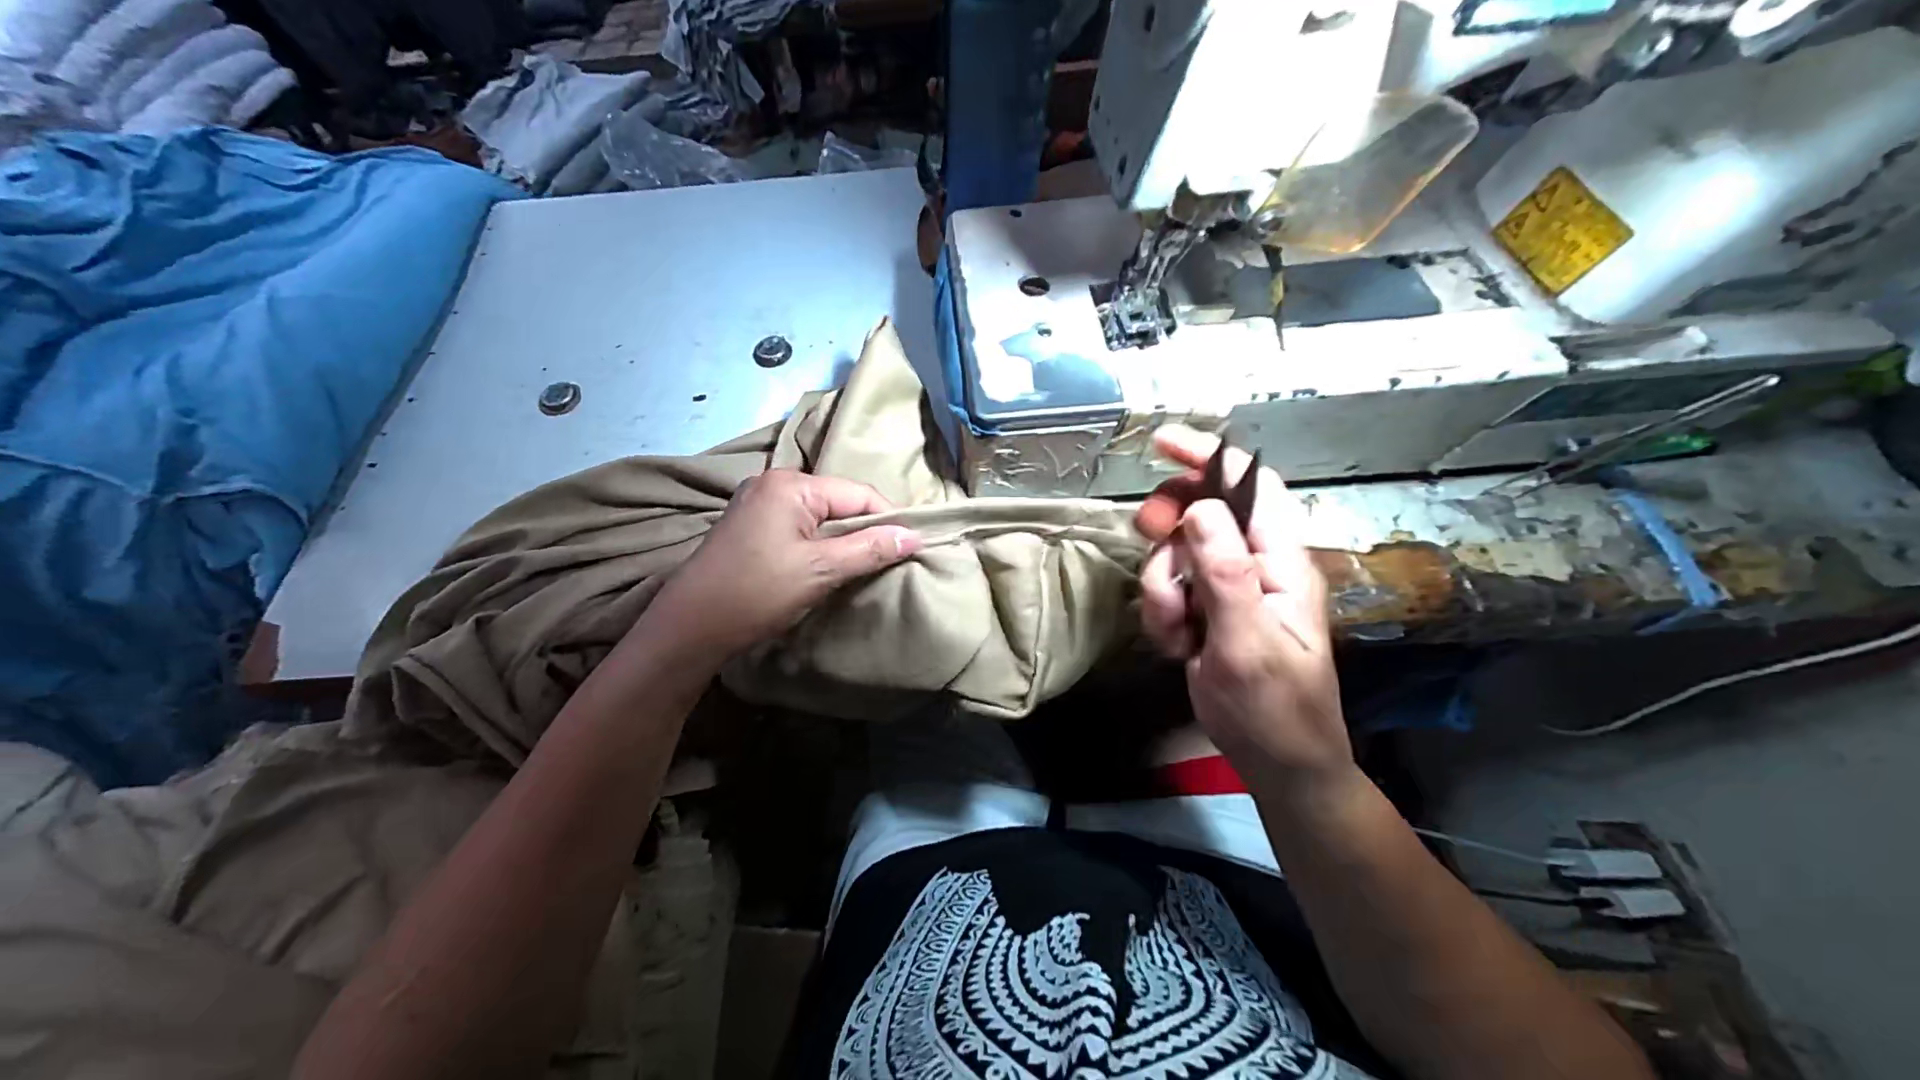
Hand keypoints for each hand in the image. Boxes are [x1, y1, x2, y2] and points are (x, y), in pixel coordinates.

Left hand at [647, 470, 921, 655]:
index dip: (888, 520)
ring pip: (820, 515)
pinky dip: (818, 542)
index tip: (910, 549)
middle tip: (888, 560)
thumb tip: (914, 536)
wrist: (690, 627)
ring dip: (842, 538)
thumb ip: (870, 549)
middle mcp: (773, 482)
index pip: (859, 494)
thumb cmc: (757, 593)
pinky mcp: (749, 525)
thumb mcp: (821, 570)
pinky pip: (799, 524)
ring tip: (862, 565)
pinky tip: (827, 564)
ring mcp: (757, 502)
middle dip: (865, 529)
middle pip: (839, 501)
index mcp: (791, 485)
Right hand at [1136, 427, 1350, 793]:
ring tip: (1177, 630)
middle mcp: (1255, 565)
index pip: (1250, 486)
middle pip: (1203, 514)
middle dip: (1169, 529)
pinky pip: (1168, 591)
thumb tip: (1199, 508)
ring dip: (1162, 586)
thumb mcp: (1248, 642)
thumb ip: (1225, 572)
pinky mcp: (1206, 613)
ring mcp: (1228, 589)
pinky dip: (1162, 615)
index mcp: (1281, 562)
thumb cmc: (1274, 708)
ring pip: (1176, 555)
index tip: (1162, 444)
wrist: (1277, 763)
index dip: (1209, 457)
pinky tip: (1179, 646)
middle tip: (1148, 540)